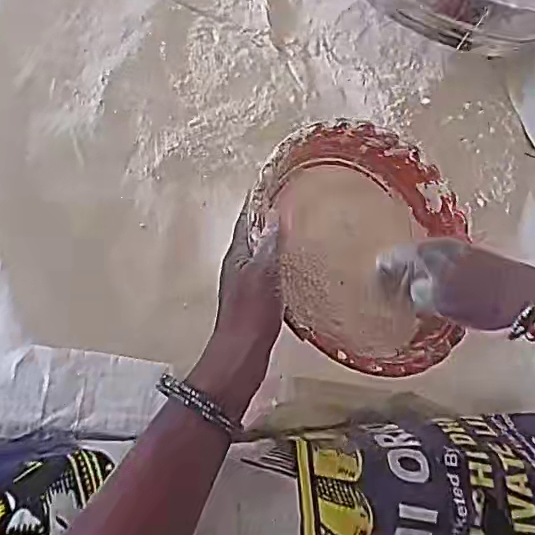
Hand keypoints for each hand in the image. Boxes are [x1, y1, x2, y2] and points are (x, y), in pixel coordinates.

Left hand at [202, 210, 282, 379]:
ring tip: (297, 224)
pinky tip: (296, 262)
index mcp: (237, 255)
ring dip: (275, 236)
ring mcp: (247, 282)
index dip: (258, 199)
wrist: (242, 355)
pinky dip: (282, 257)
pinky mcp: (257, 297)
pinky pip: (270, 267)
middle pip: (253, 232)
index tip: (272, 179)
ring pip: (262, 250)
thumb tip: (273, 215)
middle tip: (290, 197)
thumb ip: (267, 246)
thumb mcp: (262, 276)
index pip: (246, 218)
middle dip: (268, 214)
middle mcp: (239, 265)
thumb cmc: (250, 315)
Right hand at [375, 239, 534, 330]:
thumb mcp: (442, 301)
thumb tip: (405, 292)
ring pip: (425, 262)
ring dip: (415, 278)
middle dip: (396, 275)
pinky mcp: (473, 261)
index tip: (372, 290)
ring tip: (408, 301)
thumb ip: (417, 295)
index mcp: (430, 251)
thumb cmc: (483, 299)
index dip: (380, 274)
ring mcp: (459, 252)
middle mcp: (442, 246)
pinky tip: (434, 296)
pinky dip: (431, 280)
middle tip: (386, 297)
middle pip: (408, 258)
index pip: (392, 257)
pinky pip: (441, 268)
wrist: (529, 297)